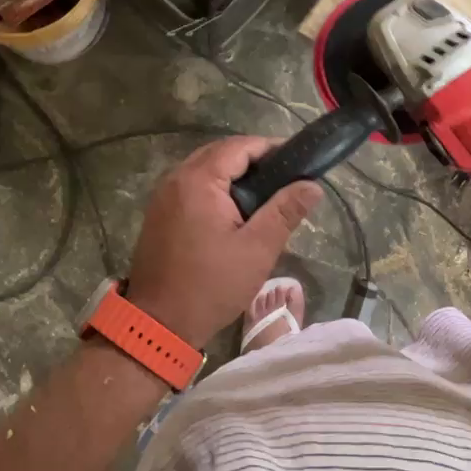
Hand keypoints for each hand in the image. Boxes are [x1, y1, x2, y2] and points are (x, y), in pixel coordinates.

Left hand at [126, 137, 322, 348]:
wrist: (158, 324)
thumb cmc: (211, 286)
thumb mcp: (257, 249)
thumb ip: (285, 211)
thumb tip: (312, 185)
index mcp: (199, 181)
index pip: (239, 146)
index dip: (270, 148)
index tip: (298, 162)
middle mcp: (175, 179)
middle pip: (219, 153)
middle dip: (252, 160)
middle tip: (285, 179)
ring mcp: (163, 196)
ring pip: (204, 169)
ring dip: (233, 174)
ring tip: (265, 195)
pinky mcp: (159, 213)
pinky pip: (191, 186)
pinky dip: (215, 188)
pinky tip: (235, 211)